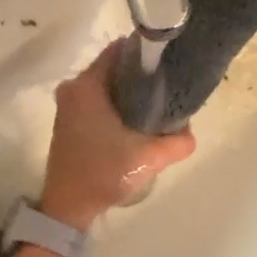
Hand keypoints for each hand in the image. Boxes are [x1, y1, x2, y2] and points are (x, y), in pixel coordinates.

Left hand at [40, 42, 196, 229]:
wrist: (68, 206)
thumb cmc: (104, 174)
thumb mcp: (149, 158)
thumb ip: (178, 142)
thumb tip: (189, 132)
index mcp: (87, 85)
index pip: (121, 49)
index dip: (147, 53)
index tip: (168, 64)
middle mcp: (73, 88)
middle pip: (114, 68)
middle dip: (140, 76)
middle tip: (166, 88)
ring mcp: (67, 106)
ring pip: (105, 86)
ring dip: (128, 93)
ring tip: (154, 106)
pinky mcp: (67, 122)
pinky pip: (96, 102)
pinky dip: (114, 106)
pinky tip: (134, 122)